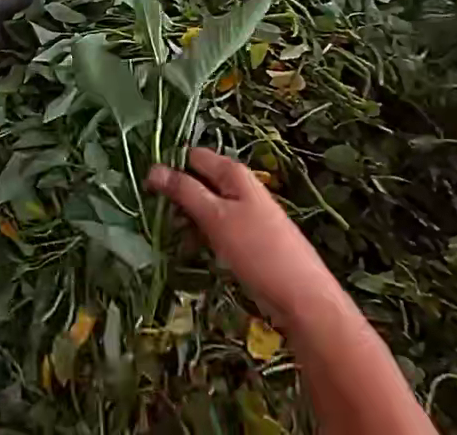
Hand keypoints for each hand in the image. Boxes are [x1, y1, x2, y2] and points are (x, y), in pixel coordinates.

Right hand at [146, 148, 343, 325]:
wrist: (306, 301)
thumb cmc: (258, 251)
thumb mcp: (214, 217)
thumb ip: (183, 190)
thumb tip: (152, 168)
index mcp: (233, 173)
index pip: (190, 155)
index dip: (169, 168)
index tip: (150, 190)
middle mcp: (240, 186)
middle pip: (197, 180)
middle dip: (177, 196)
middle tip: (159, 216)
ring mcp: (246, 211)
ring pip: (205, 204)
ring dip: (188, 218)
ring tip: (173, 237)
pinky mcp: (249, 236)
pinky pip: (217, 225)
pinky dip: (203, 233)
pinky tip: (195, 250)